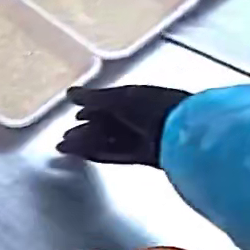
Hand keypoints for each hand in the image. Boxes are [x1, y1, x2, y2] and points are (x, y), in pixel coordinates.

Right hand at [56, 85, 191, 166]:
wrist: (184, 132)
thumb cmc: (155, 108)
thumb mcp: (119, 98)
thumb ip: (92, 97)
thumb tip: (70, 93)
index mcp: (139, 98)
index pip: (110, 103)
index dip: (91, 109)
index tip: (75, 115)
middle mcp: (142, 117)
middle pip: (107, 125)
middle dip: (84, 130)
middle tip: (65, 137)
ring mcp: (143, 138)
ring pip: (108, 140)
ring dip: (85, 144)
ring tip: (65, 148)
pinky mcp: (144, 156)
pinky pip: (115, 154)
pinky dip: (97, 154)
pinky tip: (81, 154)